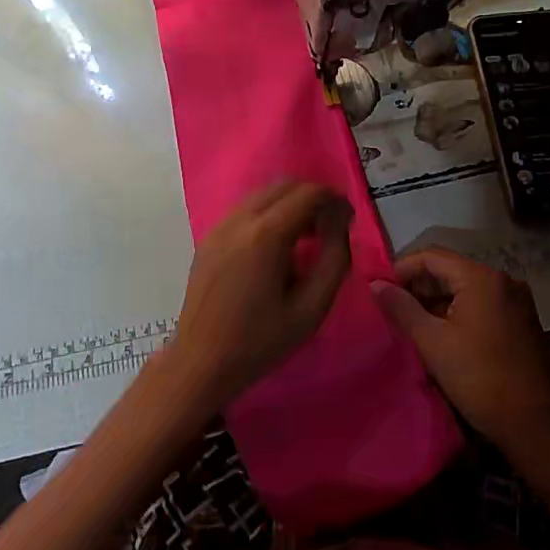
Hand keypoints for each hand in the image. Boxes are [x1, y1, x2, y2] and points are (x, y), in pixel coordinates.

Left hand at [170, 182, 353, 407]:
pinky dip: (268, 214)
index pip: (308, 194)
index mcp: (265, 236)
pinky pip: (245, 210)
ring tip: (307, 238)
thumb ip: (334, 261)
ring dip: (290, 204)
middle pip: (284, 186)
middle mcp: (239, 221)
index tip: (349, 220)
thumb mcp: (311, 309)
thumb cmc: (260, 342)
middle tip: (331, 227)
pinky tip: (277, 248)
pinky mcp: (208, 239)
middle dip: (312, 198)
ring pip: (262, 195)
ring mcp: (218, 227)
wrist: (201, 363)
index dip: (334, 199)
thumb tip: (340, 225)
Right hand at [370, 249, 549, 450]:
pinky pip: (480, 305)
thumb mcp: (432, 342)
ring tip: (410, 325)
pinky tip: (439, 336)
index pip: (432, 256)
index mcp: (482, 278)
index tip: (379, 291)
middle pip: (450, 270)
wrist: (533, 423)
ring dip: (436, 302)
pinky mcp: (520, 322)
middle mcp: (503, 281)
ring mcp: (515, 302)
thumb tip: (376, 285)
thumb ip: (402, 308)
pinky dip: (456, 313)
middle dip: (418, 287)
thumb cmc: (478, 377)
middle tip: (392, 310)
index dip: (401, 269)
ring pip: (464, 290)